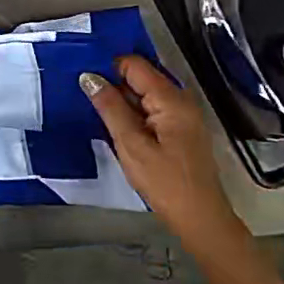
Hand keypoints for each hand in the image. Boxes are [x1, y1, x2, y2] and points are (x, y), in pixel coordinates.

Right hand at [81, 56, 246, 254]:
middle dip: (114, 83)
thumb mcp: (131, 145)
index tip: (83, 78)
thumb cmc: (165, 182)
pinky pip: (153, 111)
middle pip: (141, 78)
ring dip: (123, 101)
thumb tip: (90, 77)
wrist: (200, 218)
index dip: (108, 67)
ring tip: (95, 110)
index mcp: (170, 98)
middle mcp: (180, 99)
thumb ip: (110, 108)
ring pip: (146, 95)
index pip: (135, 65)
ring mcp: (183, 115)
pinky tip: (117, 127)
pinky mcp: (181, 130)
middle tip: (83, 95)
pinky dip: (135, 115)